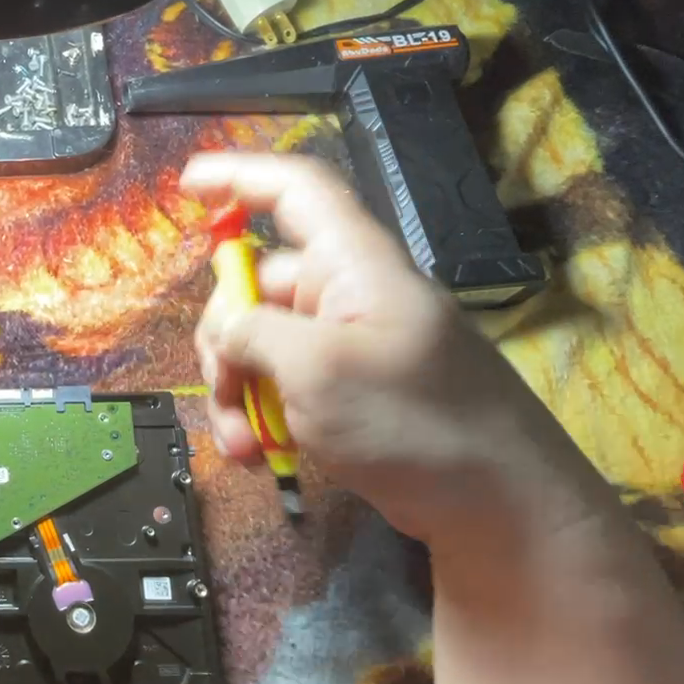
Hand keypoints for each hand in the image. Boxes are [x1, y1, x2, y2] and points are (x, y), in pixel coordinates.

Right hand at [185, 153, 612, 558]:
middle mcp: (345, 296)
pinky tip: (258, 453)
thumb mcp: (318, 371)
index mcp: (353, 266)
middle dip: (222, 343)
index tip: (187, 183)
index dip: (240, 176)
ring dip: (234, 393)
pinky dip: (256, 416)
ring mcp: (341, 346)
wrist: (495, 507)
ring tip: (243, 445)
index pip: (296, 192)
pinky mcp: (340, 390)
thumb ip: (253, 334)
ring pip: (255, 346)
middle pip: (254, 288)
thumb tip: (223, 328)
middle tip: (222, 392)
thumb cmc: (415, 423)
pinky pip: (276, 384)